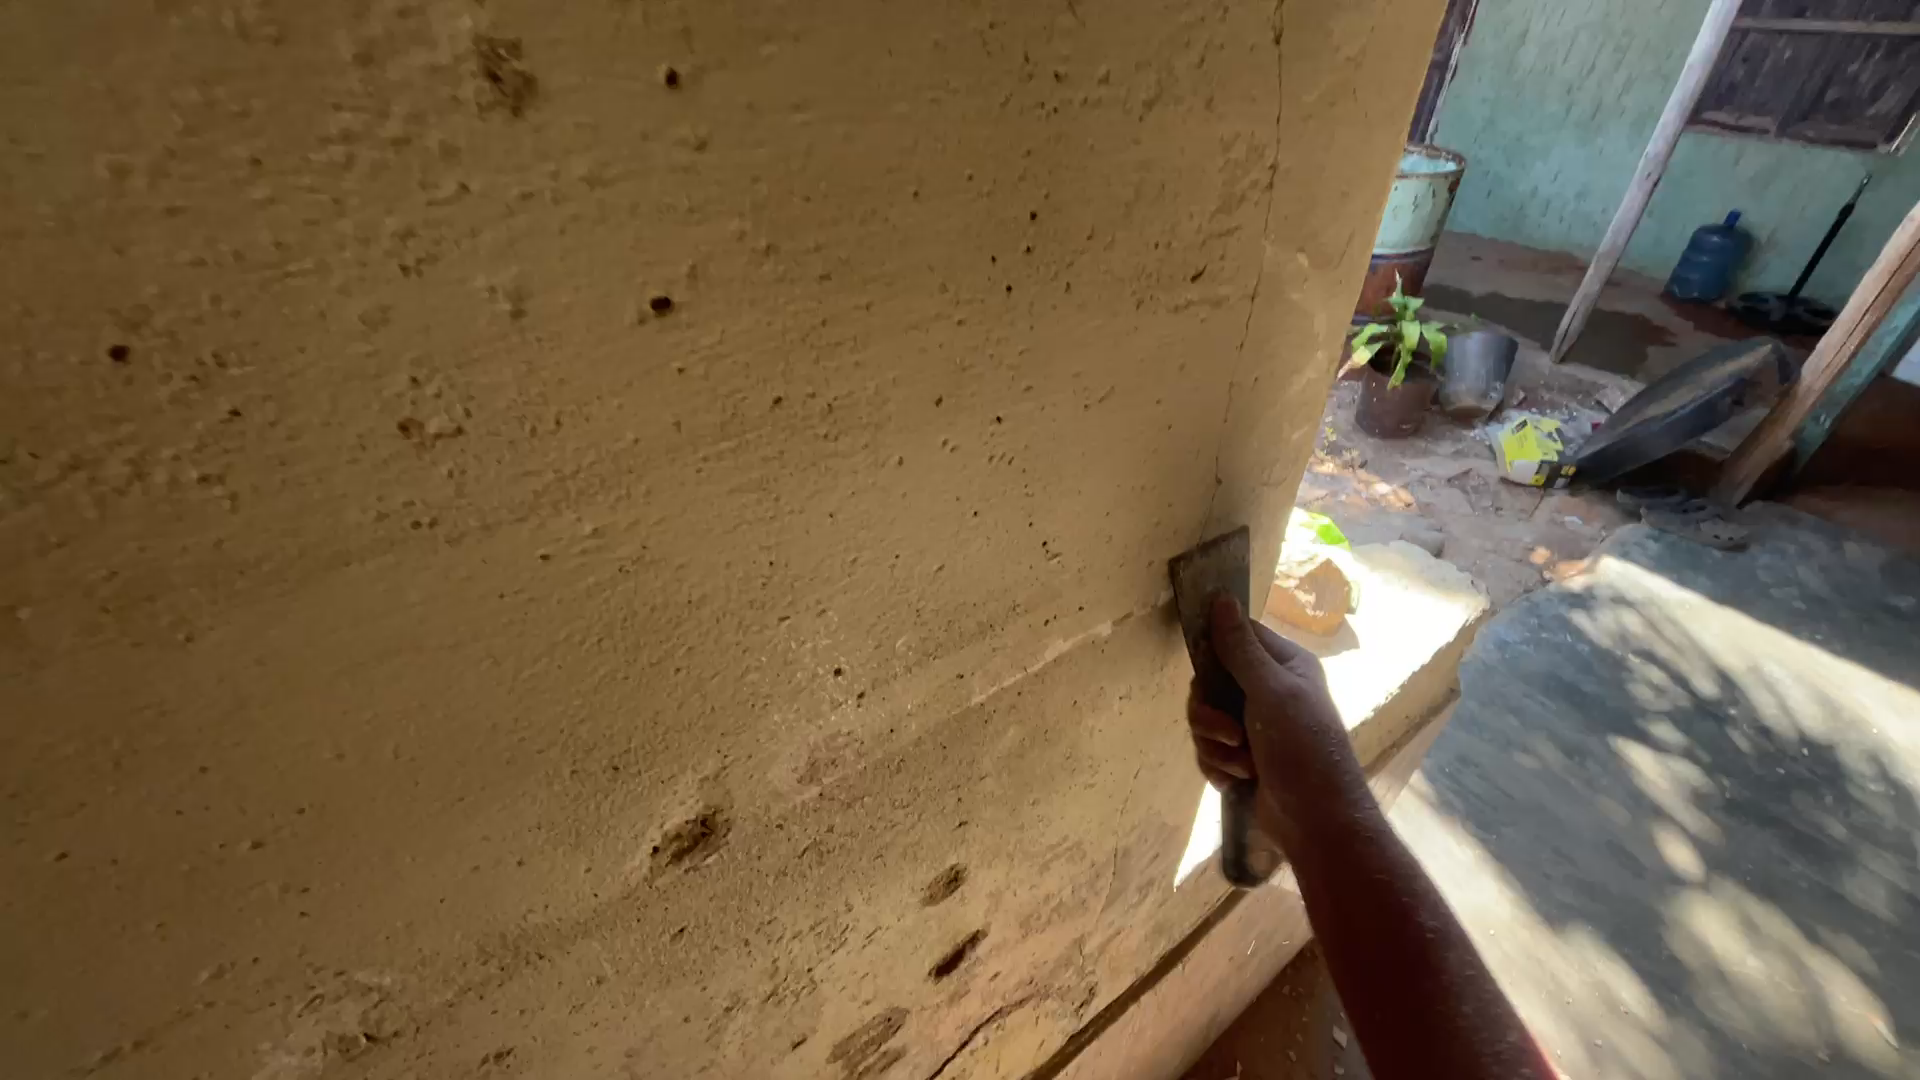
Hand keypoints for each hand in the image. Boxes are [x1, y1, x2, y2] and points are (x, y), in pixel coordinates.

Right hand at [1186, 593, 1369, 853]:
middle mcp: (1267, 690)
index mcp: (1284, 666)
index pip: (1236, 637)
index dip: (1215, 650)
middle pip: (1209, 683)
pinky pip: (1207, 749)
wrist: (1317, 824)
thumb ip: (1241, 648)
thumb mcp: (1272, 692)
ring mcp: (1253, 726)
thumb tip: (1220, 598)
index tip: (1203, 669)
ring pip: (1203, 720)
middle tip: (1229, 734)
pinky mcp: (1240, 757)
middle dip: (1210, 715)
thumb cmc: (1304, 749)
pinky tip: (1237, 781)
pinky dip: (1217, 766)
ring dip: (1215, 745)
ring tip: (1241, 765)